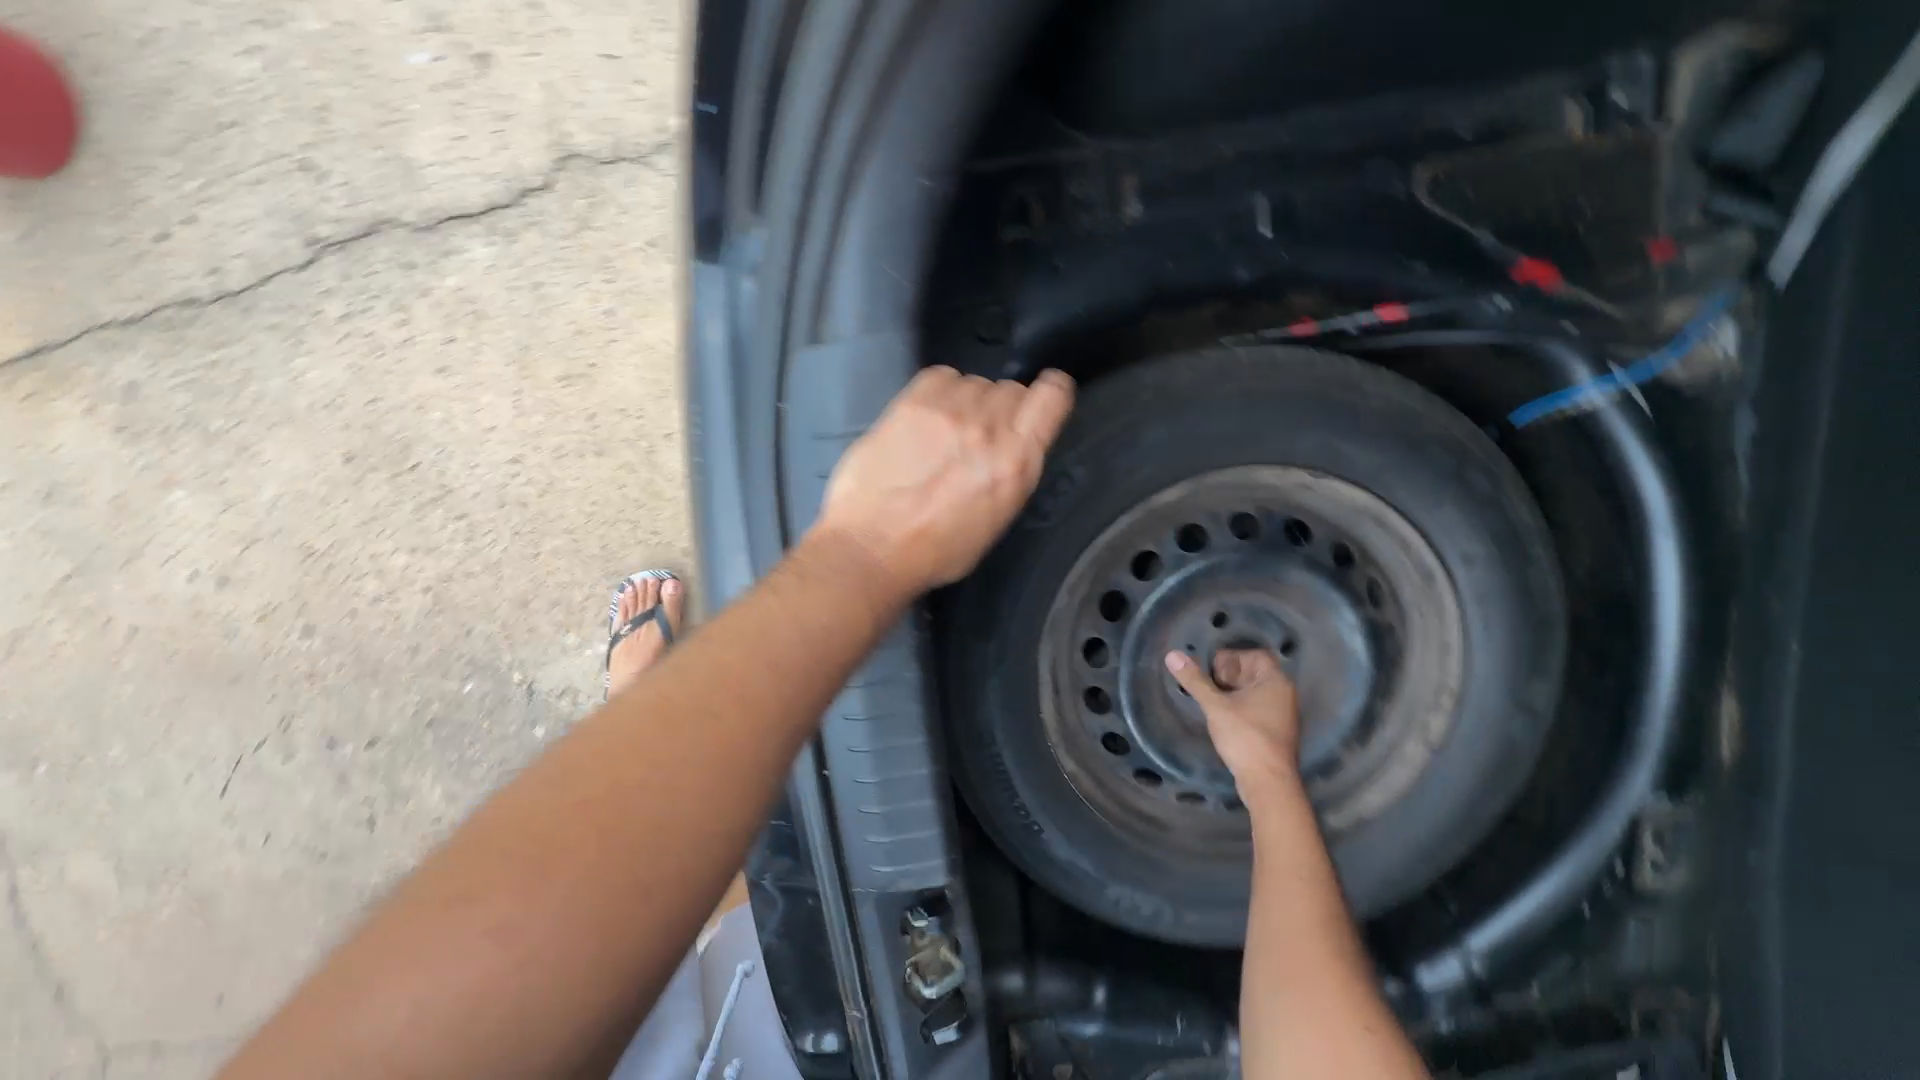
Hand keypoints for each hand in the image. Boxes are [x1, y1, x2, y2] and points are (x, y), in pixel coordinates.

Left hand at [813, 366, 1075, 596]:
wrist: (873, 549)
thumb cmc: (935, 551)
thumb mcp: (996, 520)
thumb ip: (1011, 474)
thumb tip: (1010, 447)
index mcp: (1018, 464)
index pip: (1052, 397)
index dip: (1049, 390)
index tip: (1039, 397)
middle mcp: (990, 430)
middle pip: (1010, 389)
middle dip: (999, 408)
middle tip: (974, 436)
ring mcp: (951, 413)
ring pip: (974, 382)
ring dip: (965, 401)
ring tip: (943, 432)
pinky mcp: (913, 404)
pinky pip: (940, 375)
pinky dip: (938, 391)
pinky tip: (925, 418)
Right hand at [1165, 648, 1300, 803]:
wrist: (1268, 782)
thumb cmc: (1245, 737)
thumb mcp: (1215, 706)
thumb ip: (1195, 680)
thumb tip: (1173, 654)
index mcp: (1275, 682)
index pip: (1256, 655)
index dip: (1233, 657)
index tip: (1211, 669)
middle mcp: (1284, 694)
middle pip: (1256, 673)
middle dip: (1230, 674)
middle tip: (1208, 683)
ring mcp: (1283, 715)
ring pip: (1256, 693)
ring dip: (1234, 692)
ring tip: (1211, 699)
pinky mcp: (1277, 732)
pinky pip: (1258, 709)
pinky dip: (1241, 707)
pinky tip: (1223, 718)